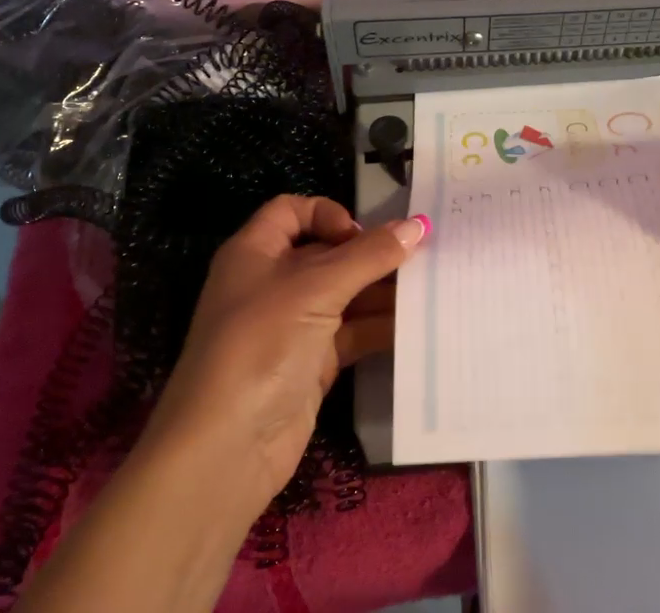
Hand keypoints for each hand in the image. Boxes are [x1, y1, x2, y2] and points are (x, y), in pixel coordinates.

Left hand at [141, 195, 429, 519]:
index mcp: (255, 252)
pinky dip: (380, 328)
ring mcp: (292, 326)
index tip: (362, 237)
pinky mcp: (312, 364)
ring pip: (345, 295)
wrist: (227, 447)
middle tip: (421, 258)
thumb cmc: (261, 345)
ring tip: (431, 289)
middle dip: (370, 254)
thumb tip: (418, 225)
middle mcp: (272, 284)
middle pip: (327, 253)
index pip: (292, 211)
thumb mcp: (315, 288)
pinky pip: (352, 333)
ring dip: (383, 292)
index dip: (328, 214)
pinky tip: (416, 327)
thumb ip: (368, 255)